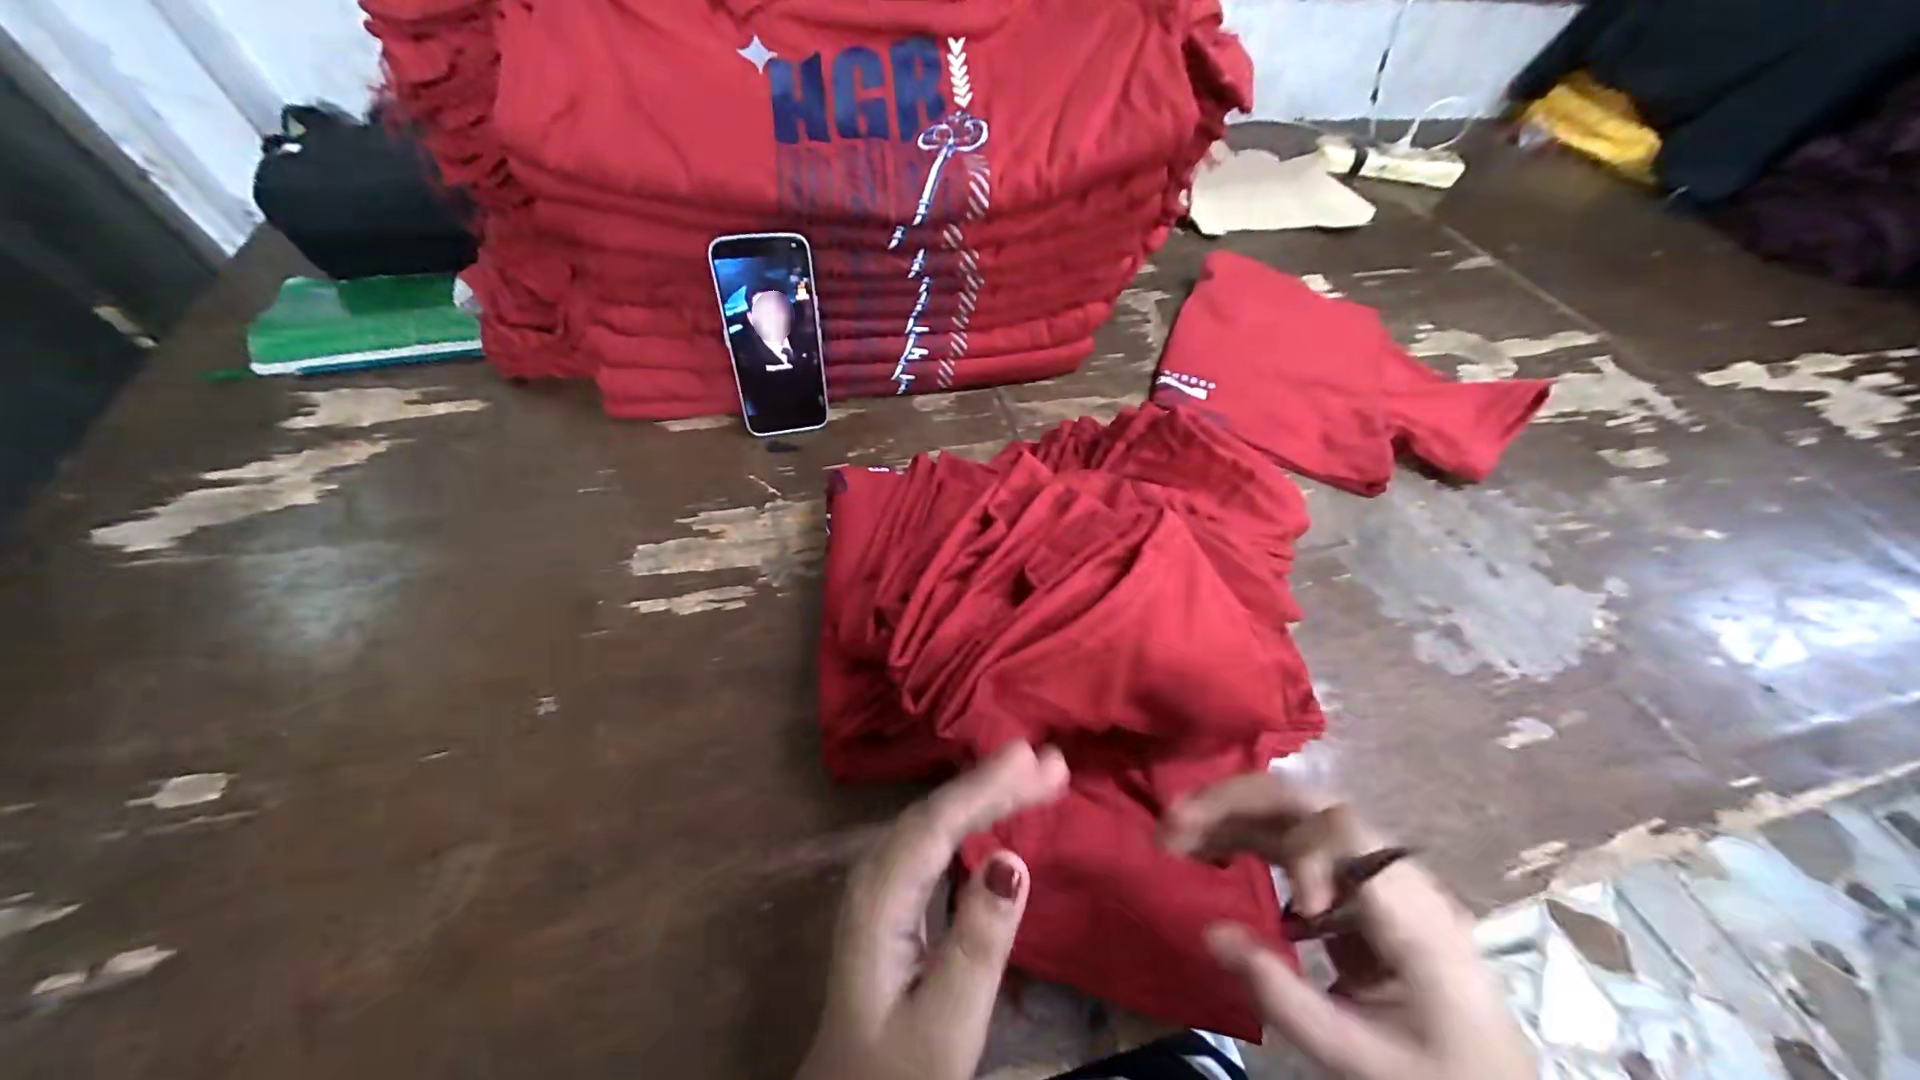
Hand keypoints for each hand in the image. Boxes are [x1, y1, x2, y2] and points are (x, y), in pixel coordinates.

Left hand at [797, 742, 1069, 1079]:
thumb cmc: (900, 1069)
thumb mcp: (947, 1021)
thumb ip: (978, 942)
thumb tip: (1012, 861)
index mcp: (878, 900)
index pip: (935, 825)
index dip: (984, 787)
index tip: (1033, 759)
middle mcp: (873, 876)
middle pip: (936, 813)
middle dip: (993, 782)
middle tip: (1051, 763)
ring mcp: (880, 882)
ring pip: (935, 819)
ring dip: (985, 793)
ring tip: (1035, 773)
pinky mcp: (893, 892)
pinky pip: (935, 838)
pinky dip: (972, 816)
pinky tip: (997, 807)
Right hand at [1161, 772, 1532, 1079]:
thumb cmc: (1435, 1079)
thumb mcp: (1358, 1058)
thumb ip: (1282, 996)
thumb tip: (1209, 930)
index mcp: (1414, 911)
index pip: (1348, 832)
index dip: (1307, 850)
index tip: (1301, 912)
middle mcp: (1391, 874)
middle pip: (1307, 804)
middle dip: (1236, 804)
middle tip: (1175, 823)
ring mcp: (1368, 875)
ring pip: (1292, 815)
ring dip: (1231, 815)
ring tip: (1177, 834)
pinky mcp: (1350, 886)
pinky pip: (1292, 841)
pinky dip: (1246, 837)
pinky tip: (1210, 849)